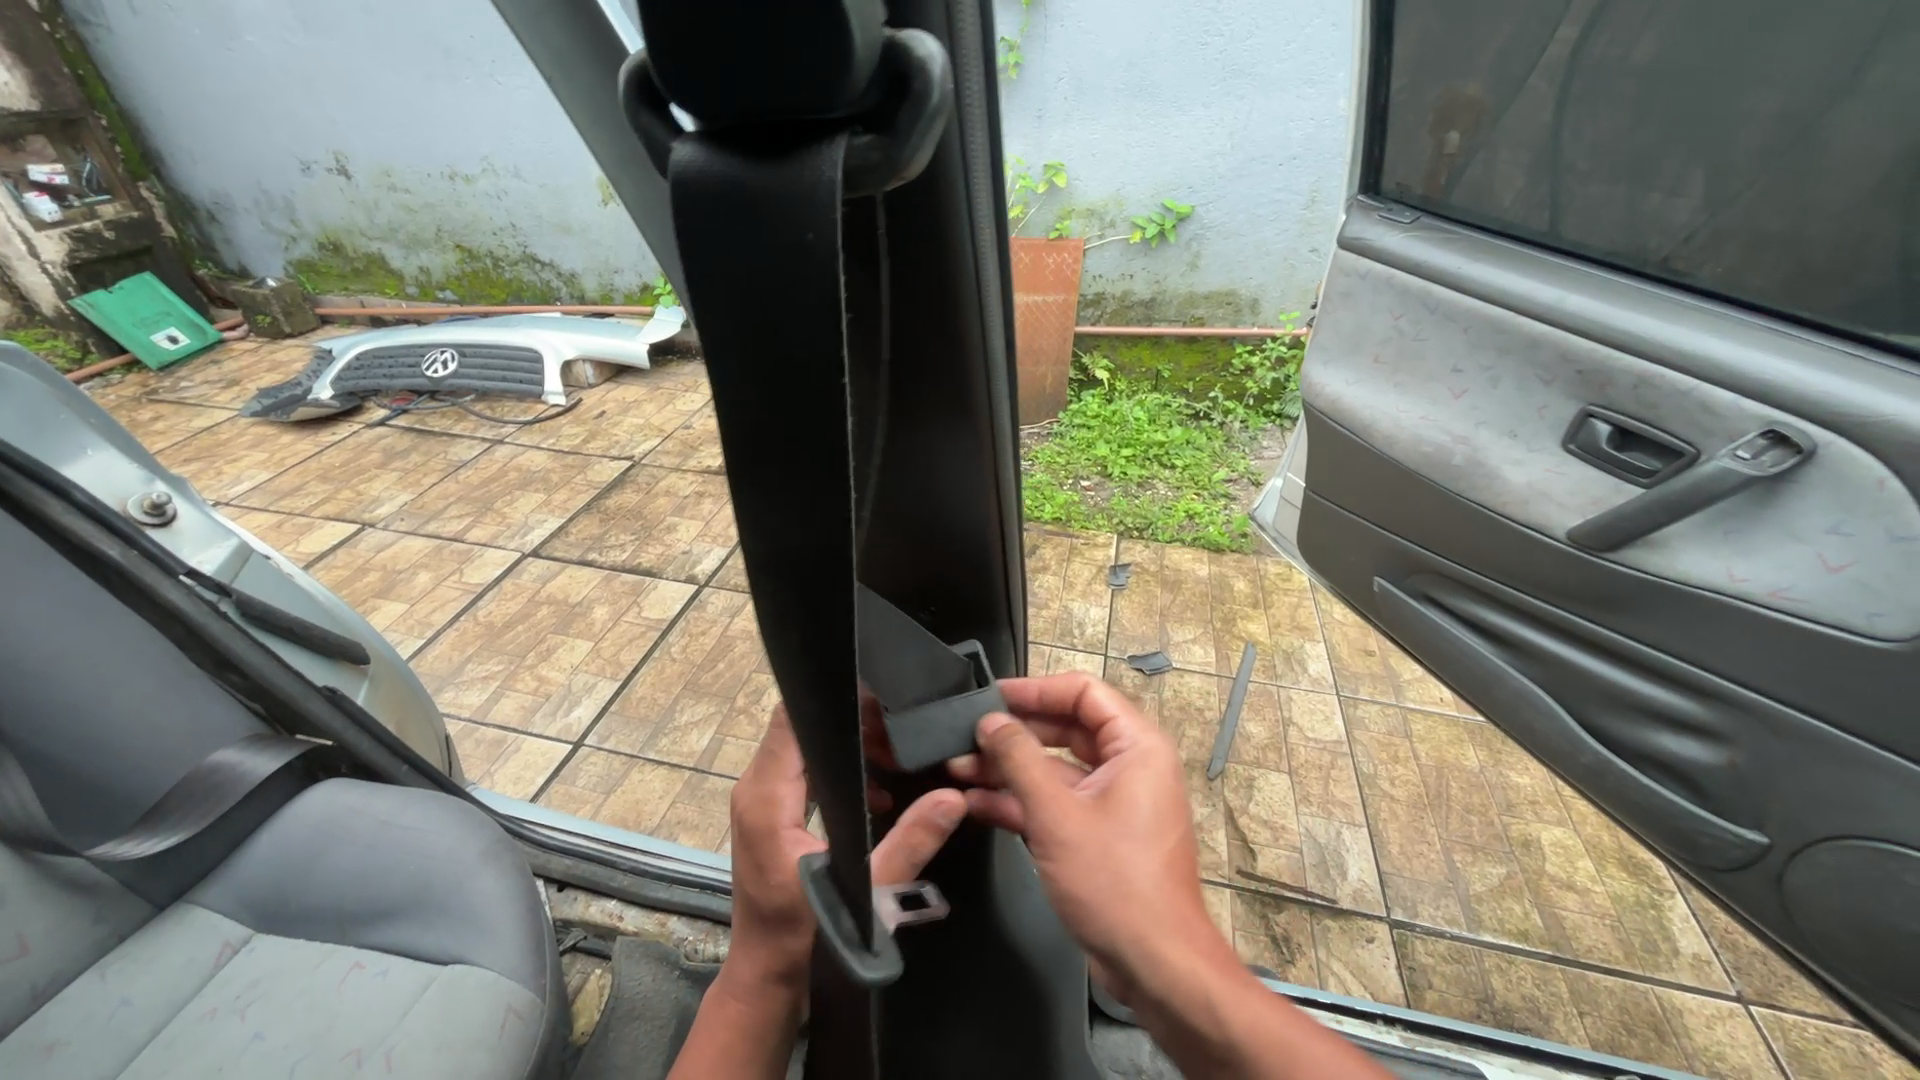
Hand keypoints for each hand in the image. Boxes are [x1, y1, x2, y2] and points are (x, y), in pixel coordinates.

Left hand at [726, 704, 965, 991]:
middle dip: (853, 723)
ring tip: (895, 758)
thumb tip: (951, 799)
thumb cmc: (806, 934)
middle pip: (801, 727)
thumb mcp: (865, 890)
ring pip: (804, 747)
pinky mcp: (769, 812)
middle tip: (900, 732)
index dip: (834, 700)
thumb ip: (909, 843)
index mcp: (767, 797)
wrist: (768, 974)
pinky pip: (804, 771)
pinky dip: (839, 770)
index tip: (881, 697)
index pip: (791, 720)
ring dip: (849, 747)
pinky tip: (879, 795)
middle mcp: (755, 789)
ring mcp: (759, 800)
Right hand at [949, 673, 1232, 1000]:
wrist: (1155, 965)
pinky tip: (975, 802)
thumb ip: (1018, 759)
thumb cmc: (1114, 881)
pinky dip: (1019, 801)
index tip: (990, 696)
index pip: (1083, 692)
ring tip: (956, 767)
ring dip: (1009, 768)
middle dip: (1013, 733)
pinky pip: (1056, 802)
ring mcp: (1112, 801)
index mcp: (1136, 745)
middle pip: (1065, 728)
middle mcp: (1129, 765)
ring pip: (1054, 768)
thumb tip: (990, 720)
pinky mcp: (1097, 833)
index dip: (1034, 689)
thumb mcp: (1056, 814)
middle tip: (965, 734)